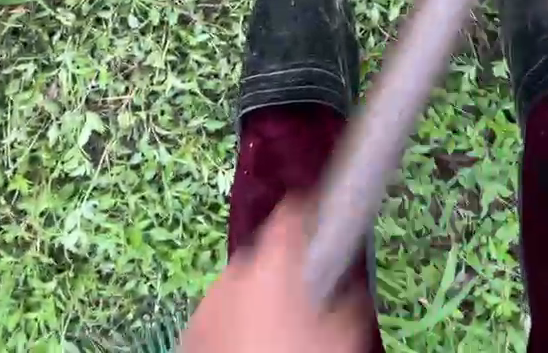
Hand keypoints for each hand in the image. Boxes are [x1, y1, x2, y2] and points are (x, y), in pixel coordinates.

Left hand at [181, 199, 371, 352]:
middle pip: (270, 248)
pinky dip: (238, 315)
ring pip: (246, 279)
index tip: (328, 221)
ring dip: (262, 292)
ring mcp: (213, 292)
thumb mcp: (343, 334)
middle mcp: (240, 262)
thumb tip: (349, 278)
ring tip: (279, 326)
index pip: (295, 208)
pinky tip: (252, 342)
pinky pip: (225, 306)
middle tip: (307, 294)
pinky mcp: (196, 321)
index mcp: (276, 256)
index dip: (313, 209)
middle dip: (288, 265)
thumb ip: (351, 295)